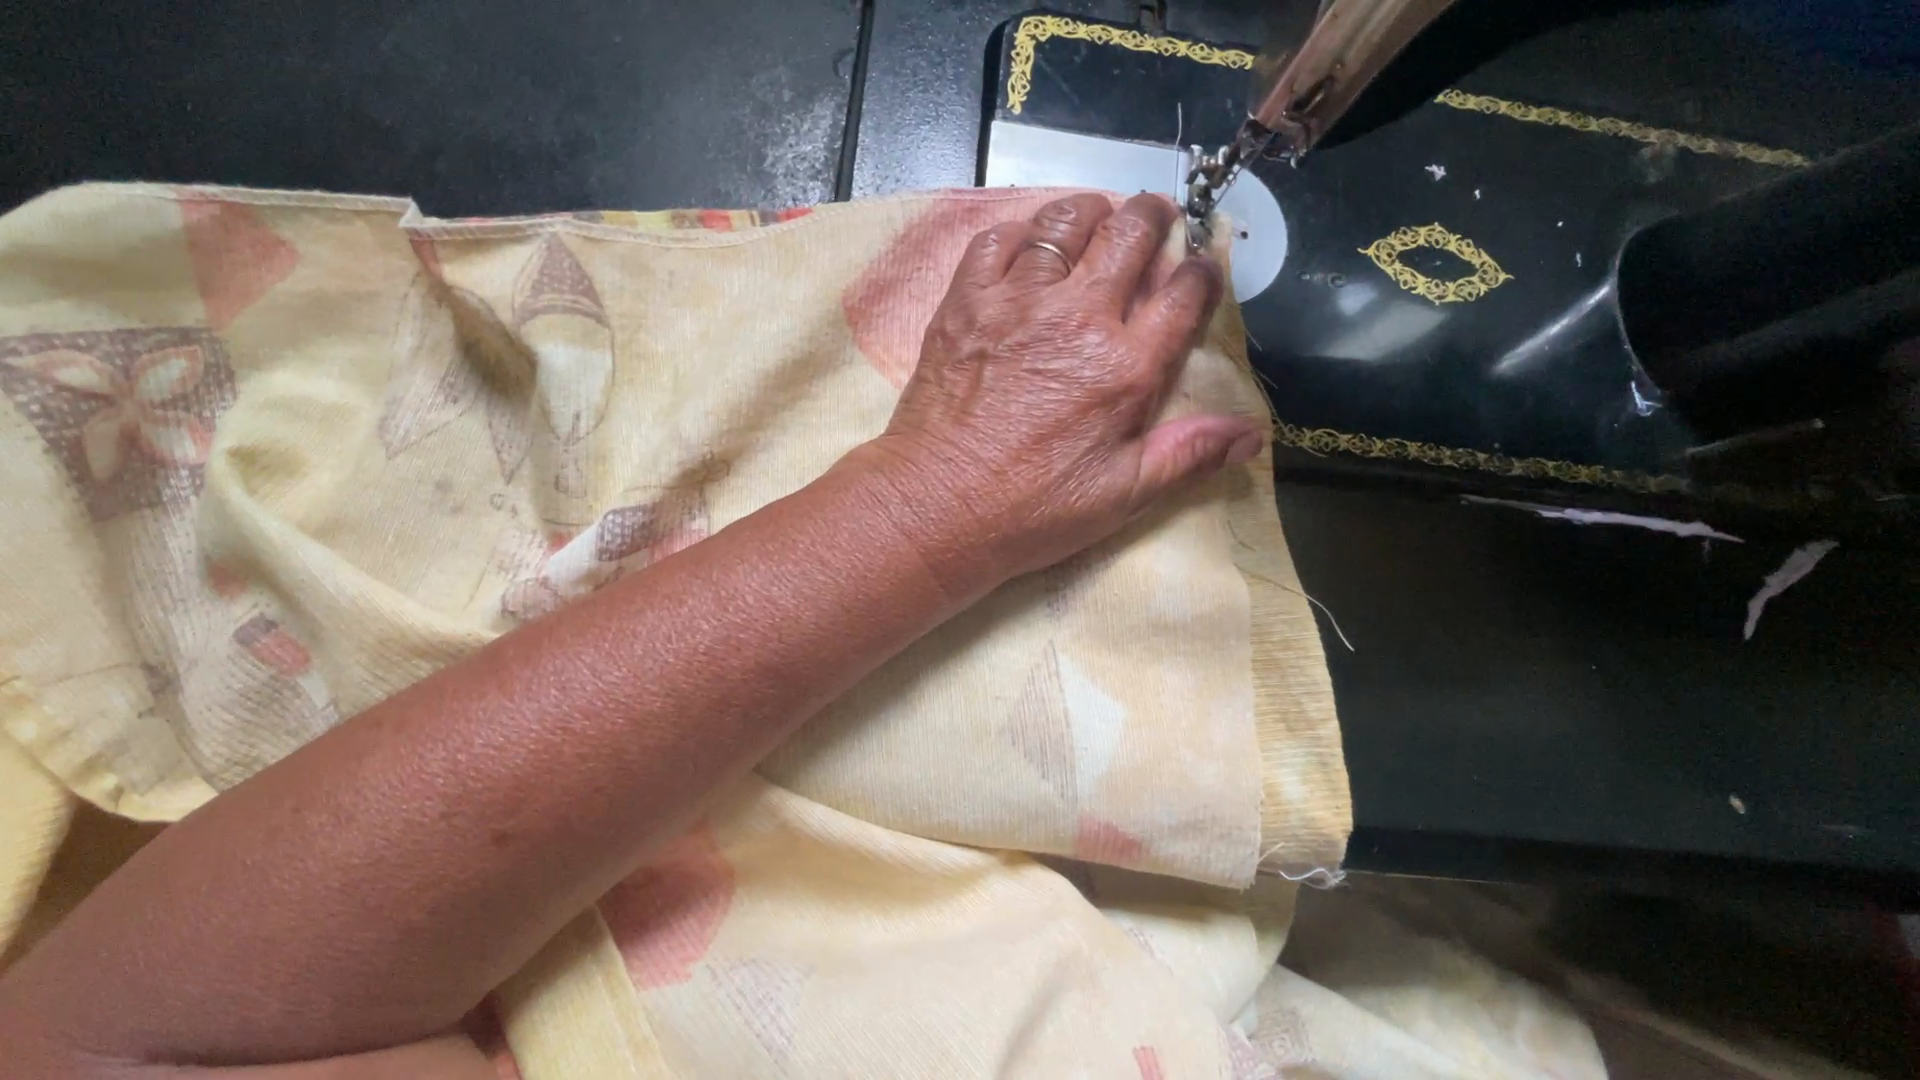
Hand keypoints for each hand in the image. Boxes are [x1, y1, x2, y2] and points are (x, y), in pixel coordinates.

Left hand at [855, 192, 1264, 595]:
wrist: (936, 506)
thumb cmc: (1033, 509)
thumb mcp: (1122, 496)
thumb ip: (1188, 456)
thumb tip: (1251, 434)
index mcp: (1126, 367)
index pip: (1184, 293)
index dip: (1200, 272)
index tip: (1197, 270)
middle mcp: (1077, 318)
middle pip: (1129, 234)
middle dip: (1152, 217)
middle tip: (1152, 220)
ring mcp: (1016, 303)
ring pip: (1064, 222)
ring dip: (1090, 213)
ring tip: (1095, 221)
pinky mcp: (966, 302)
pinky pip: (997, 240)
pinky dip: (1019, 233)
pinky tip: (1027, 248)